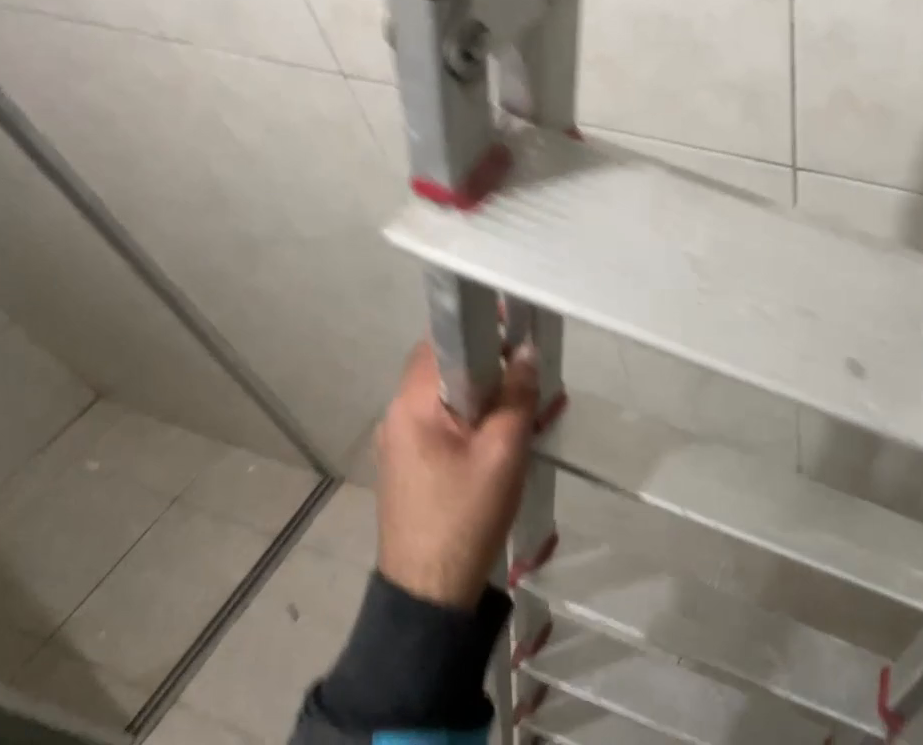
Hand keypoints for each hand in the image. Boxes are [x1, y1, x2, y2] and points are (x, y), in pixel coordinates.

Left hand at [374, 339, 538, 608]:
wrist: (430, 589)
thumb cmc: (467, 514)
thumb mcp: (504, 451)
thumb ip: (516, 396)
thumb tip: (525, 351)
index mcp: (411, 406)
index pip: (440, 343)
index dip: (478, 332)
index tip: (515, 333)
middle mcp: (396, 417)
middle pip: (442, 370)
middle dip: (485, 367)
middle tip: (527, 377)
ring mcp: (397, 444)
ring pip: (444, 399)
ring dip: (480, 396)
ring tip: (520, 410)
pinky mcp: (407, 467)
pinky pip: (440, 425)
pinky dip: (469, 421)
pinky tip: (497, 441)